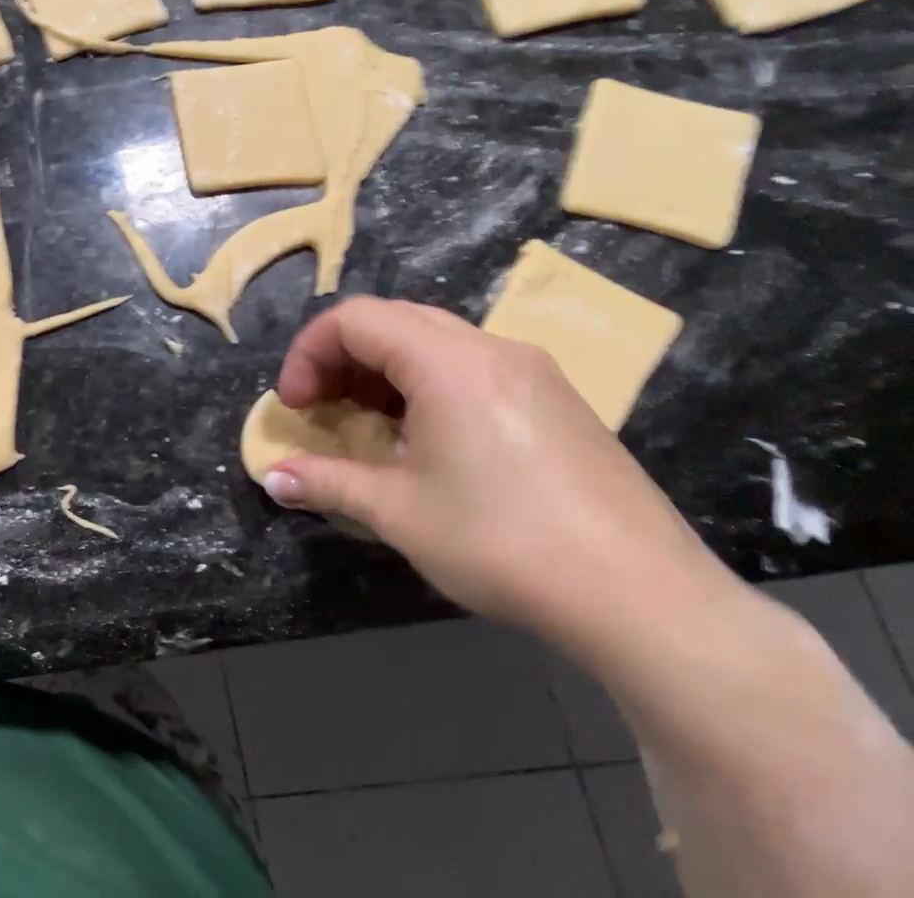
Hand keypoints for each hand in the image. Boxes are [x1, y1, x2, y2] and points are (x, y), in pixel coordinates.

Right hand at [264, 297, 735, 645]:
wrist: (641, 595)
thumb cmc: (502, 542)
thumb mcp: (398, 511)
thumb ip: (327, 482)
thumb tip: (273, 479)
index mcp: (449, 363)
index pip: (355, 319)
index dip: (308, 353)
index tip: (294, 407)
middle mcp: (493, 351)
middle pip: (394, 321)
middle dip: (340, 358)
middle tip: (318, 410)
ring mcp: (533, 374)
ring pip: (435, 343)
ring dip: (382, 373)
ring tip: (362, 426)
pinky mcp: (557, 403)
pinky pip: (472, 370)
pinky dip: (425, 387)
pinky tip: (422, 441)